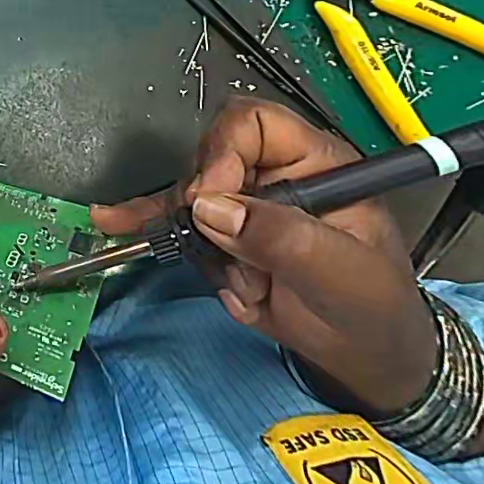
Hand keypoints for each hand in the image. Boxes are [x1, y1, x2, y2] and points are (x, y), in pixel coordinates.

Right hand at [91, 98, 435, 416]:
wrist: (358, 358)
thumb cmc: (370, 310)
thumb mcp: (341, 273)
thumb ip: (281, 236)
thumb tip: (208, 207)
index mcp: (313, 164)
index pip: (253, 125)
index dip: (225, 150)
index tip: (213, 196)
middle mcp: (270, 174)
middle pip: (210, 157)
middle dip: (206, 206)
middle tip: (214, 242)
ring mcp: (240, 204)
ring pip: (187, 195)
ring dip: (193, 238)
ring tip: (220, 276)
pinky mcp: (217, 232)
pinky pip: (174, 220)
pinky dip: (146, 222)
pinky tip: (113, 219)